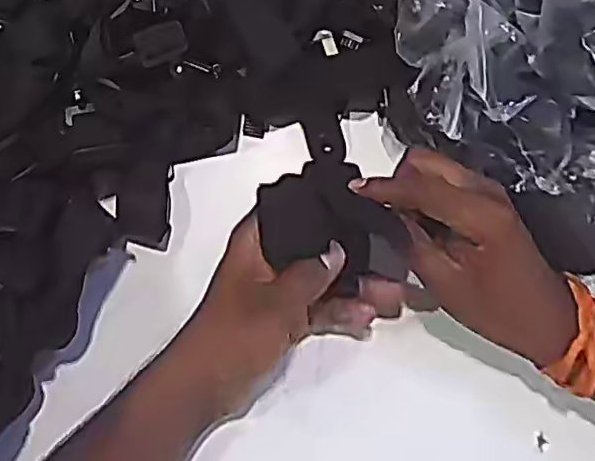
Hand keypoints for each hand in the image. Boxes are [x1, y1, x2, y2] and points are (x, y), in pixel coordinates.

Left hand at [166, 213, 407, 416]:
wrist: (210, 383)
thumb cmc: (226, 335)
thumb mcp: (277, 302)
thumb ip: (310, 275)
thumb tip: (335, 251)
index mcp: (253, 243)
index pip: (288, 213)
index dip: (317, 211)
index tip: (351, 213)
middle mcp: (263, 262)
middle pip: (310, 250)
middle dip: (345, 259)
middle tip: (380, 266)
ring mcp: (273, 291)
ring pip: (317, 282)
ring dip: (349, 290)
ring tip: (384, 295)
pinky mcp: (280, 319)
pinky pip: (315, 309)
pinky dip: (337, 313)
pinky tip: (362, 318)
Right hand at [355, 148, 577, 368]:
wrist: (552, 323)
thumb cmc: (507, 312)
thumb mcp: (447, 285)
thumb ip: (410, 243)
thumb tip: (385, 217)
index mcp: (481, 214)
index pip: (418, 186)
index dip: (382, 188)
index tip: (356, 189)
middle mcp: (486, 192)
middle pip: (423, 161)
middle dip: (397, 180)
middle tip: (384, 209)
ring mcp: (489, 191)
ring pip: (433, 164)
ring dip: (411, 184)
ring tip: (404, 218)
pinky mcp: (488, 196)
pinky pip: (445, 177)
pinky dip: (425, 189)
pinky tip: (422, 219)